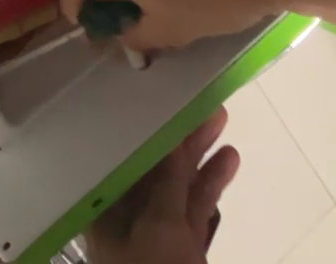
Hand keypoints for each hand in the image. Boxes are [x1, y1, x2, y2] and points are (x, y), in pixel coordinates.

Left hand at [84, 109, 239, 263]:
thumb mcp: (158, 226)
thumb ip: (165, 180)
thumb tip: (169, 138)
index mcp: (105, 204)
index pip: (119, 151)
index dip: (140, 123)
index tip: (161, 94)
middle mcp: (126, 210)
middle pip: (153, 162)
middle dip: (178, 133)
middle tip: (200, 98)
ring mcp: (156, 227)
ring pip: (178, 181)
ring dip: (199, 152)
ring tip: (220, 116)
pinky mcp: (181, 242)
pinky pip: (195, 204)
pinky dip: (210, 182)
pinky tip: (230, 157)